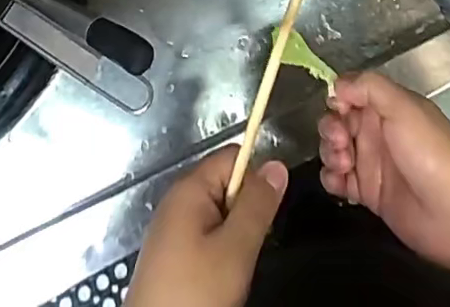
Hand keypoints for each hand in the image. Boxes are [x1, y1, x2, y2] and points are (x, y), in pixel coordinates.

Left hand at [127, 147, 287, 306]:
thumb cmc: (194, 292)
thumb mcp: (234, 250)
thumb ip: (257, 206)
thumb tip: (277, 165)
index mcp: (189, 187)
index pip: (232, 157)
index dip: (257, 176)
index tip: (271, 210)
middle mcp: (178, 199)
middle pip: (226, 185)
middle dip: (247, 211)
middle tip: (250, 246)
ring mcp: (173, 227)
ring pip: (219, 215)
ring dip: (236, 235)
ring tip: (237, 265)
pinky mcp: (172, 253)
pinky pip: (206, 235)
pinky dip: (221, 251)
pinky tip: (222, 277)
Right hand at [316, 71, 449, 277]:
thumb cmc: (431, 155)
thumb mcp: (404, 108)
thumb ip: (368, 87)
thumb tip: (336, 86)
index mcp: (388, 107)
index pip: (351, 92)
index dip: (338, 98)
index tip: (338, 108)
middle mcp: (377, 132)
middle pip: (337, 120)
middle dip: (330, 127)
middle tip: (341, 142)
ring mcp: (371, 163)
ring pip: (333, 148)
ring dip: (329, 152)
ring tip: (344, 164)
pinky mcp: (367, 193)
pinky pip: (336, 179)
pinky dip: (331, 178)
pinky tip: (340, 183)